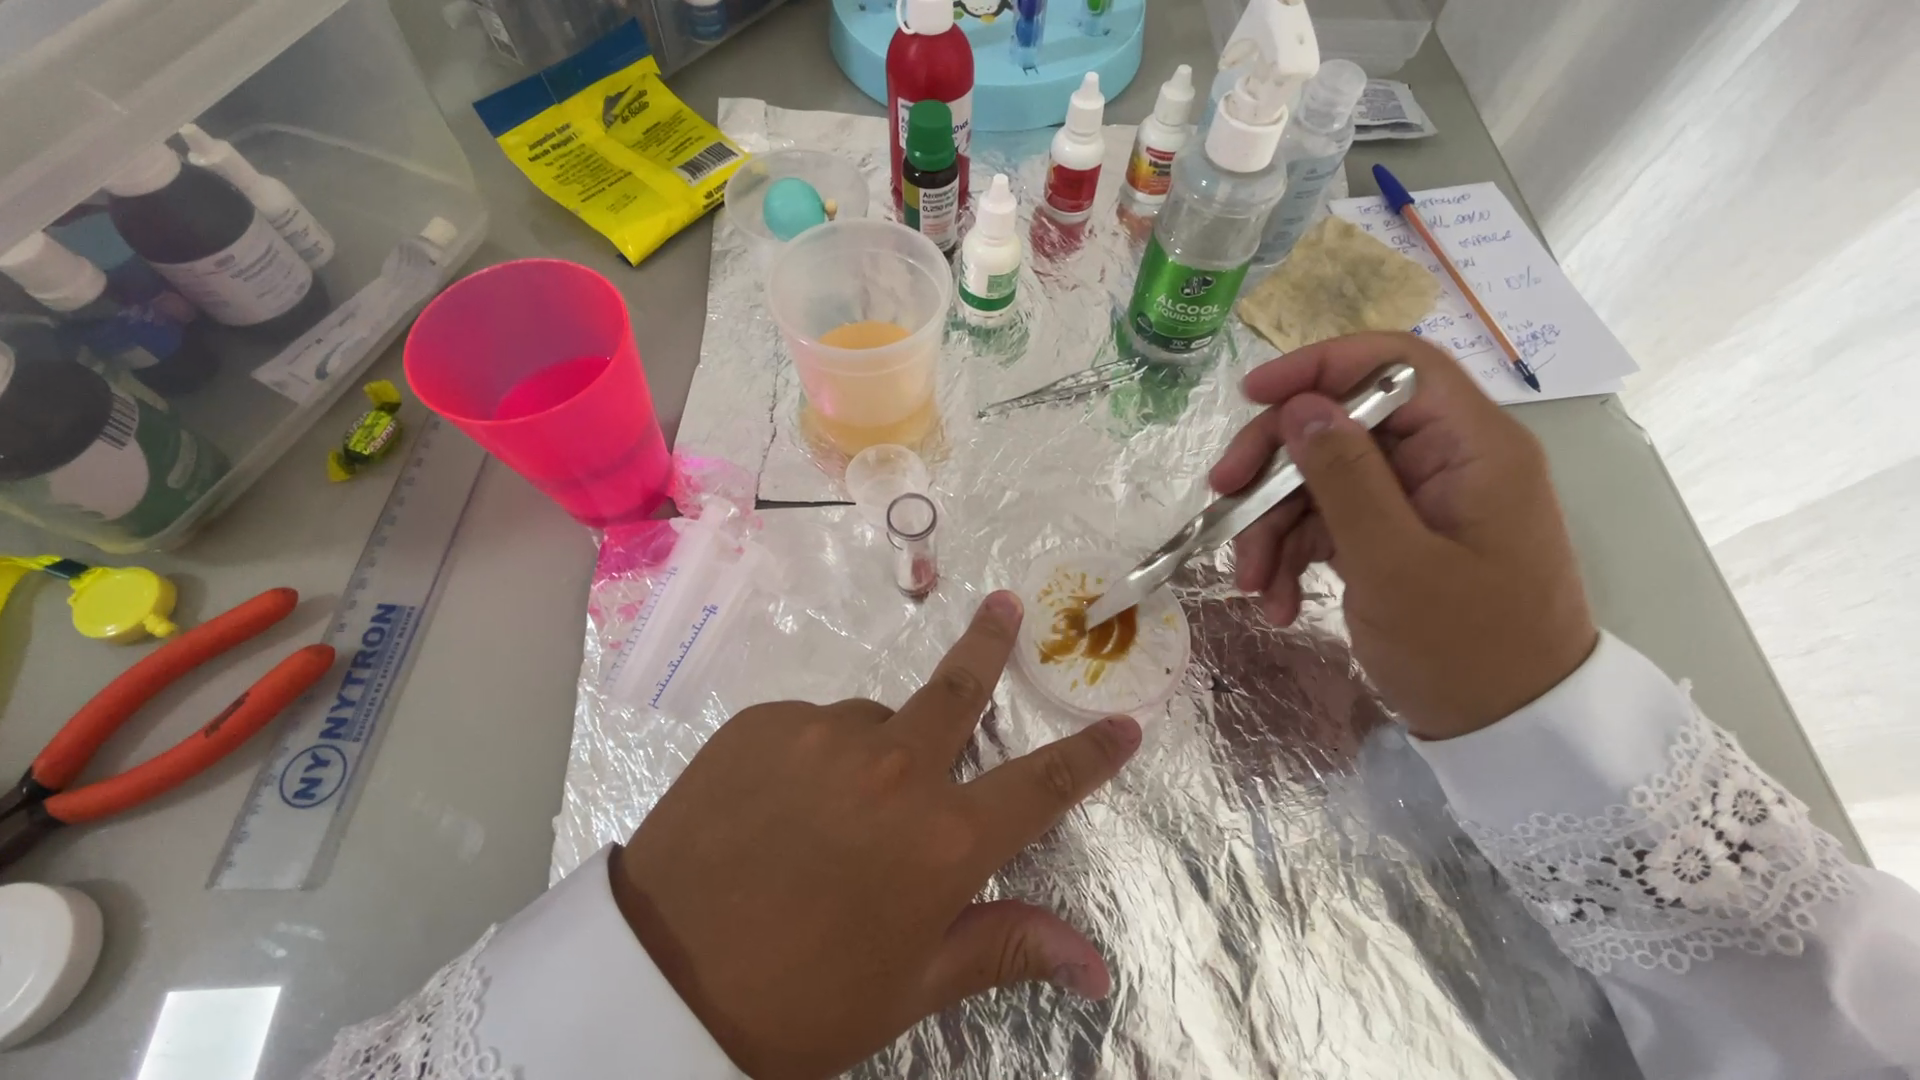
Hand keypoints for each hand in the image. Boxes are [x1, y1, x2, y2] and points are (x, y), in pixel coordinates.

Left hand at [611, 593, 1141, 1079]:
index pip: (1040, 785)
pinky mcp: (764, 721)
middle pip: (959, 691)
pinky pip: (812, 726)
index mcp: (942, 841)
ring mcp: (824, 734)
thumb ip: (1005, 947)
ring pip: (874, 722)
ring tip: (832, 814)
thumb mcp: (910, 984)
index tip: (1124, 723)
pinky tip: (781, 802)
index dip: (1089, 756)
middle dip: (989, 646)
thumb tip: (1098, 966)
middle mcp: (894, 769)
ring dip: (875, 751)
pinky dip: (814, 754)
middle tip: (1003, 606)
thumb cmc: (798, 999)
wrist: (655, 979)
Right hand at [1209, 332, 1597, 740]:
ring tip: (1251, 584)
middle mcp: (1446, 461)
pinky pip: (1330, 524)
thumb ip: (1346, 476)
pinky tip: (1277, 601)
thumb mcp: (1393, 563)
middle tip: (1222, 499)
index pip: (1392, 365)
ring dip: (1274, 527)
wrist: (1512, 732)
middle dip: (1275, 464)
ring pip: (1324, 479)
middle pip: (1342, 424)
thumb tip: (1300, 406)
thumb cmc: (1466, 650)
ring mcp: (1419, 502)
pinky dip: (1294, 556)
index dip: (1317, 368)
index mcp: (1471, 446)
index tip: (1250, 399)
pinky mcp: (1397, 538)